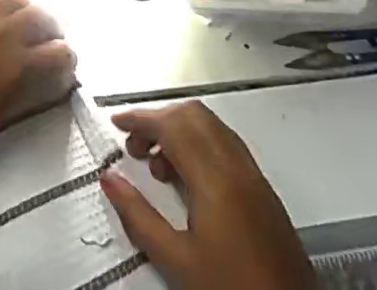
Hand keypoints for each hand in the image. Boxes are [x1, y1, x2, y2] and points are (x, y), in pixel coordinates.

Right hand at [100, 101, 315, 289]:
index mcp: (216, 180)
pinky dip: (199, 147)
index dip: (141, 118)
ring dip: (180, 132)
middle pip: (194, 116)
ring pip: (212, 128)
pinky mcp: (266, 194)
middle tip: (135, 144)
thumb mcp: (177, 261)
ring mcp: (256, 180)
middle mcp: (239, 170)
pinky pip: (227, 147)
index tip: (118, 123)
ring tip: (157, 166)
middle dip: (159, 120)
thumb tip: (110, 180)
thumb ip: (138, 216)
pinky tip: (187, 181)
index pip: (173, 125)